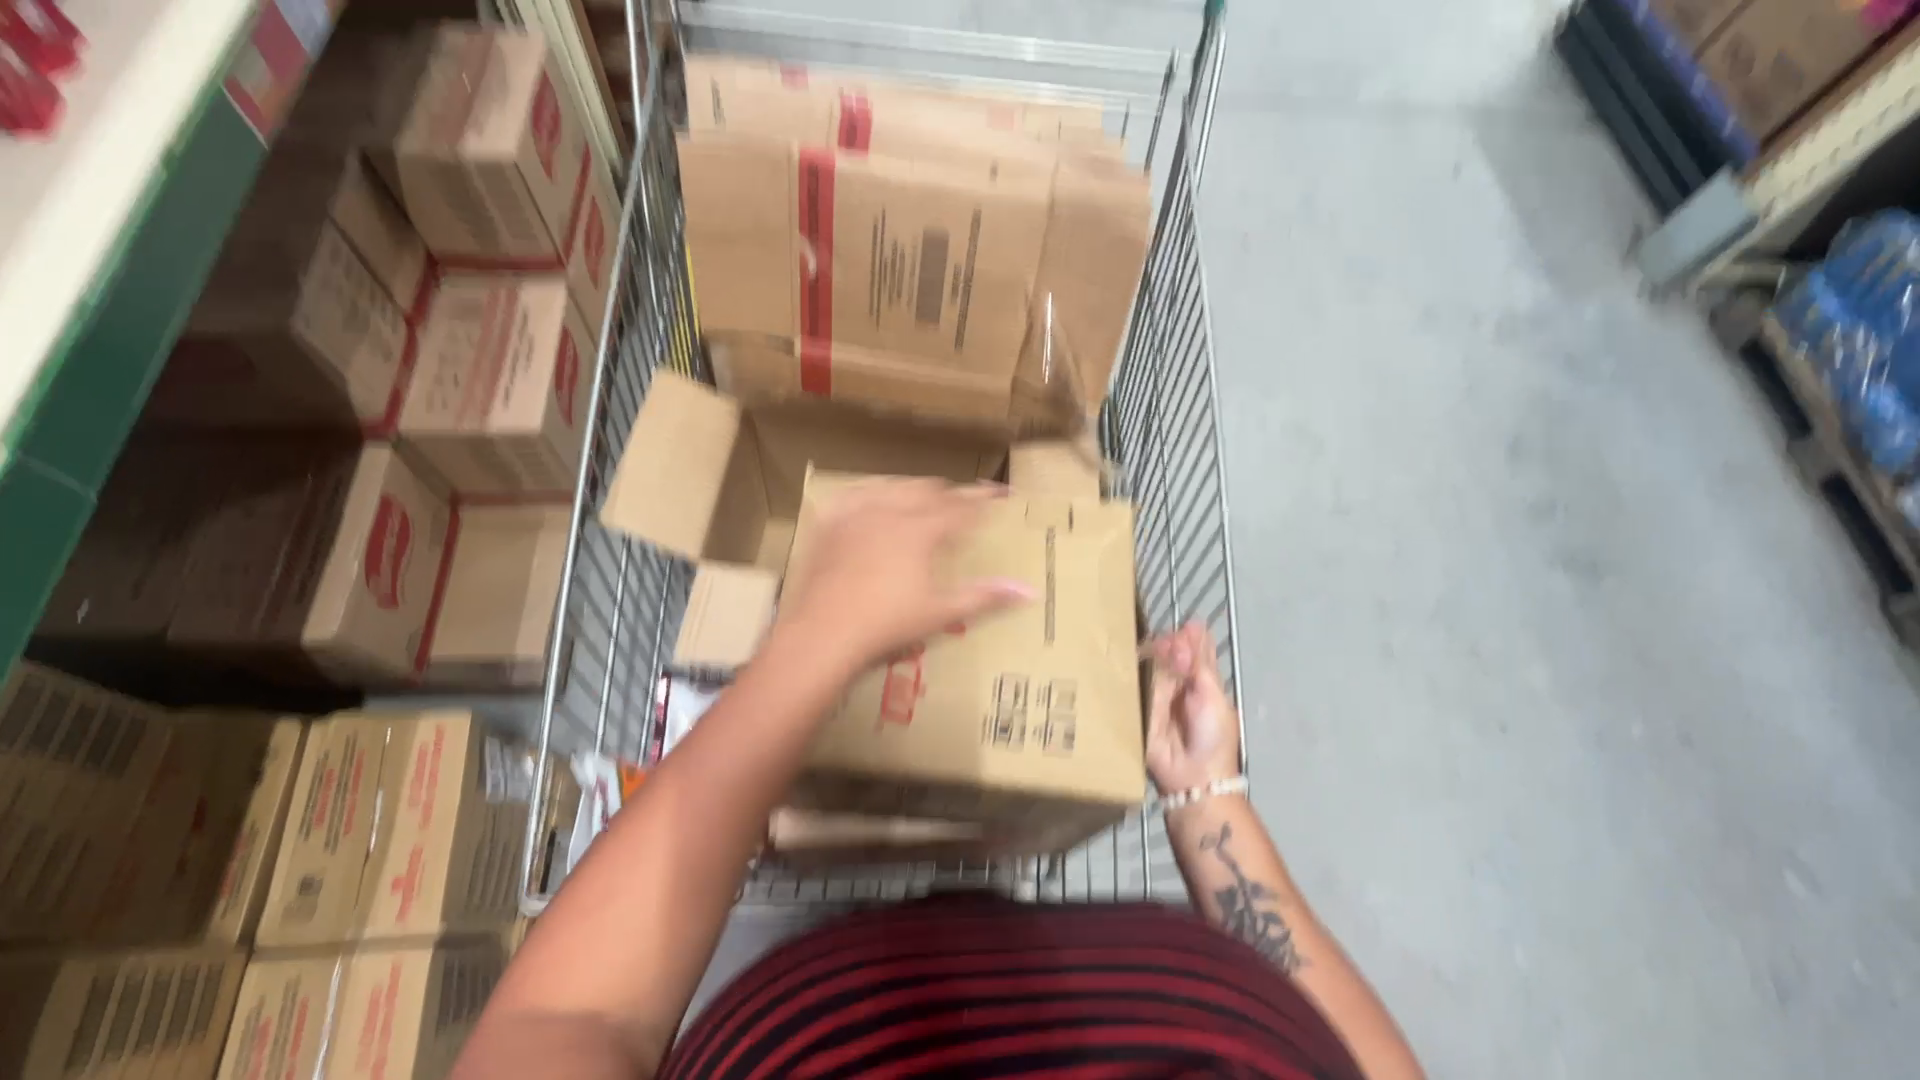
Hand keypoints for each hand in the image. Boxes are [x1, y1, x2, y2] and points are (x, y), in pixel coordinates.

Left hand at [776, 478, 1035, 672]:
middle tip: (961, 503)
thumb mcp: (941, 611)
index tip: (999, 492)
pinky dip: (873, 493)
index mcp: (922, 530)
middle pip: (928, 490)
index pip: (962, 507)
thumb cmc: (888, 624)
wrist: (824, 631)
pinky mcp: (830, 524)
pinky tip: (875, 499)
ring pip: (892, 486)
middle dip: (948, 494)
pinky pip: (854, 495)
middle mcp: (891, 511)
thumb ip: (985, 596)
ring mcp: (856, 514)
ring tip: (924, 497)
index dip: (983, 498)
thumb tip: (1028, 591)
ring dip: (913, 489)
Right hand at [1145, 621, 1242, 794]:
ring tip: (1162, 647)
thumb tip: (1194, 625)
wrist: (1194, 775)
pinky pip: (1136, 684)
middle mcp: (1179, 687)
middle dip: (1173, 644)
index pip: (1194, 652)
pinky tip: (1139, 658)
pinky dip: (1137, 670)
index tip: (1189, 627)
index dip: (1191, 638)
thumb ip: (1199, 663)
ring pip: (1153, 666)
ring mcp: (1157, 696)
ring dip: (1158, 654)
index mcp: (1202, 684)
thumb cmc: (1213, 735)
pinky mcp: (1138, 707)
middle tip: (1173, 642)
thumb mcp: (1213, 695)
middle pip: (1171, 656)